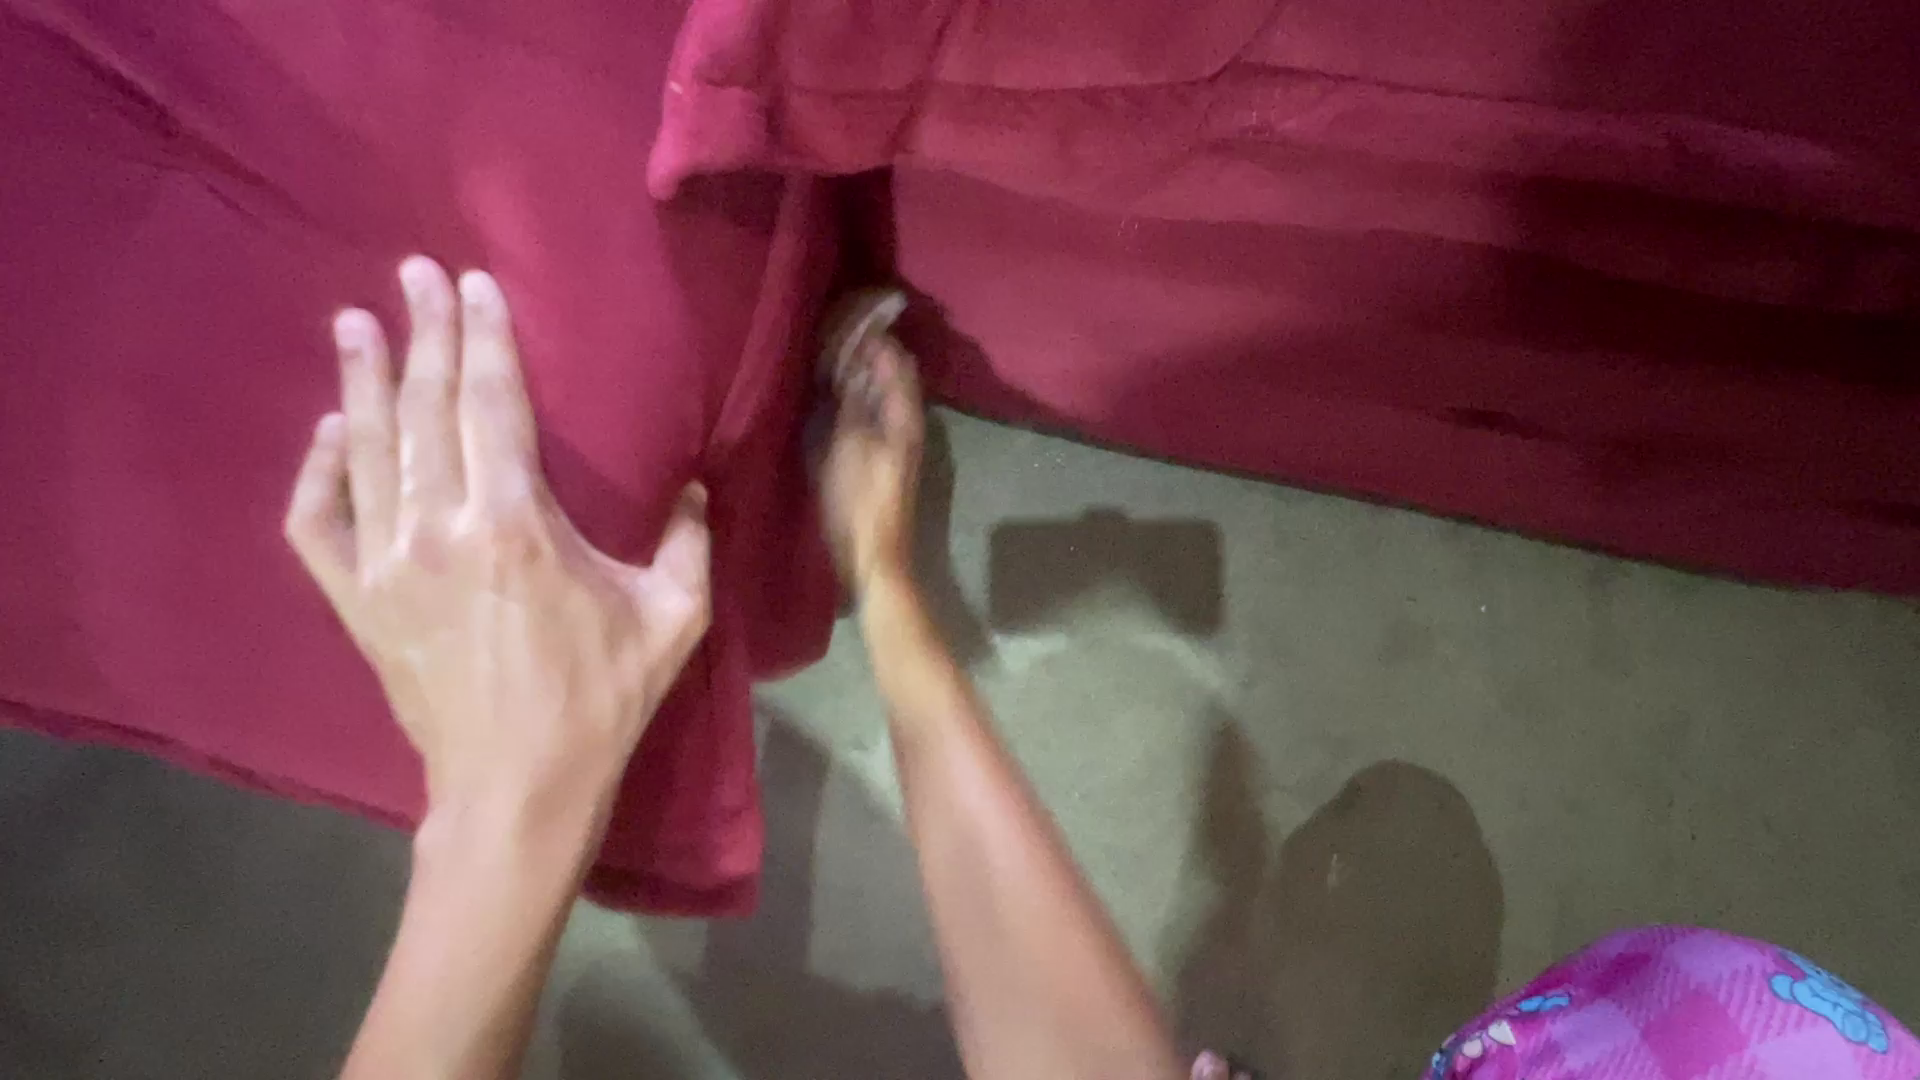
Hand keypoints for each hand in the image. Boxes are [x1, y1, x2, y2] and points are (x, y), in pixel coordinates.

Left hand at [284, 256, 710, 812]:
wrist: (520, 783)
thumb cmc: (604, 697)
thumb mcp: (676, 618)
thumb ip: (692, 543)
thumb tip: (697, 487)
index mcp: (519, 526)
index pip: (493, 407)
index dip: (484, 340)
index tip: (473, 286)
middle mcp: (440, 530)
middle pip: (426, 411)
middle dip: (423, 335)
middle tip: (412, 274)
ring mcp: (386, 566)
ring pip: (365, 452)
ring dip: (363, 382)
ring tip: (356, 325)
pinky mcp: (357, 602)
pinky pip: (318, 521)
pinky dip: (318, 471)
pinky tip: (328, 432)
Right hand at [817, 289, 924, 599]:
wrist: (873, 555)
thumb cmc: (859, 503)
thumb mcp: (851, 445)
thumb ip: (855, 398)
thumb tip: (860, 352)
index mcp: (903, 415)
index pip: (894, 357)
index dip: (873, 330)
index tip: (845, 309)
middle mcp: (903, 420)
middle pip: (889, 369)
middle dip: (865, 343)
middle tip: (829, 323)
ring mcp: (891, 437)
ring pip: (878, 388)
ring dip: (856, 366)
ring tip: (823, 348)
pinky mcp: (877, 453)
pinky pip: (868, 408)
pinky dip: (851, 391)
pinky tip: (827, 388)